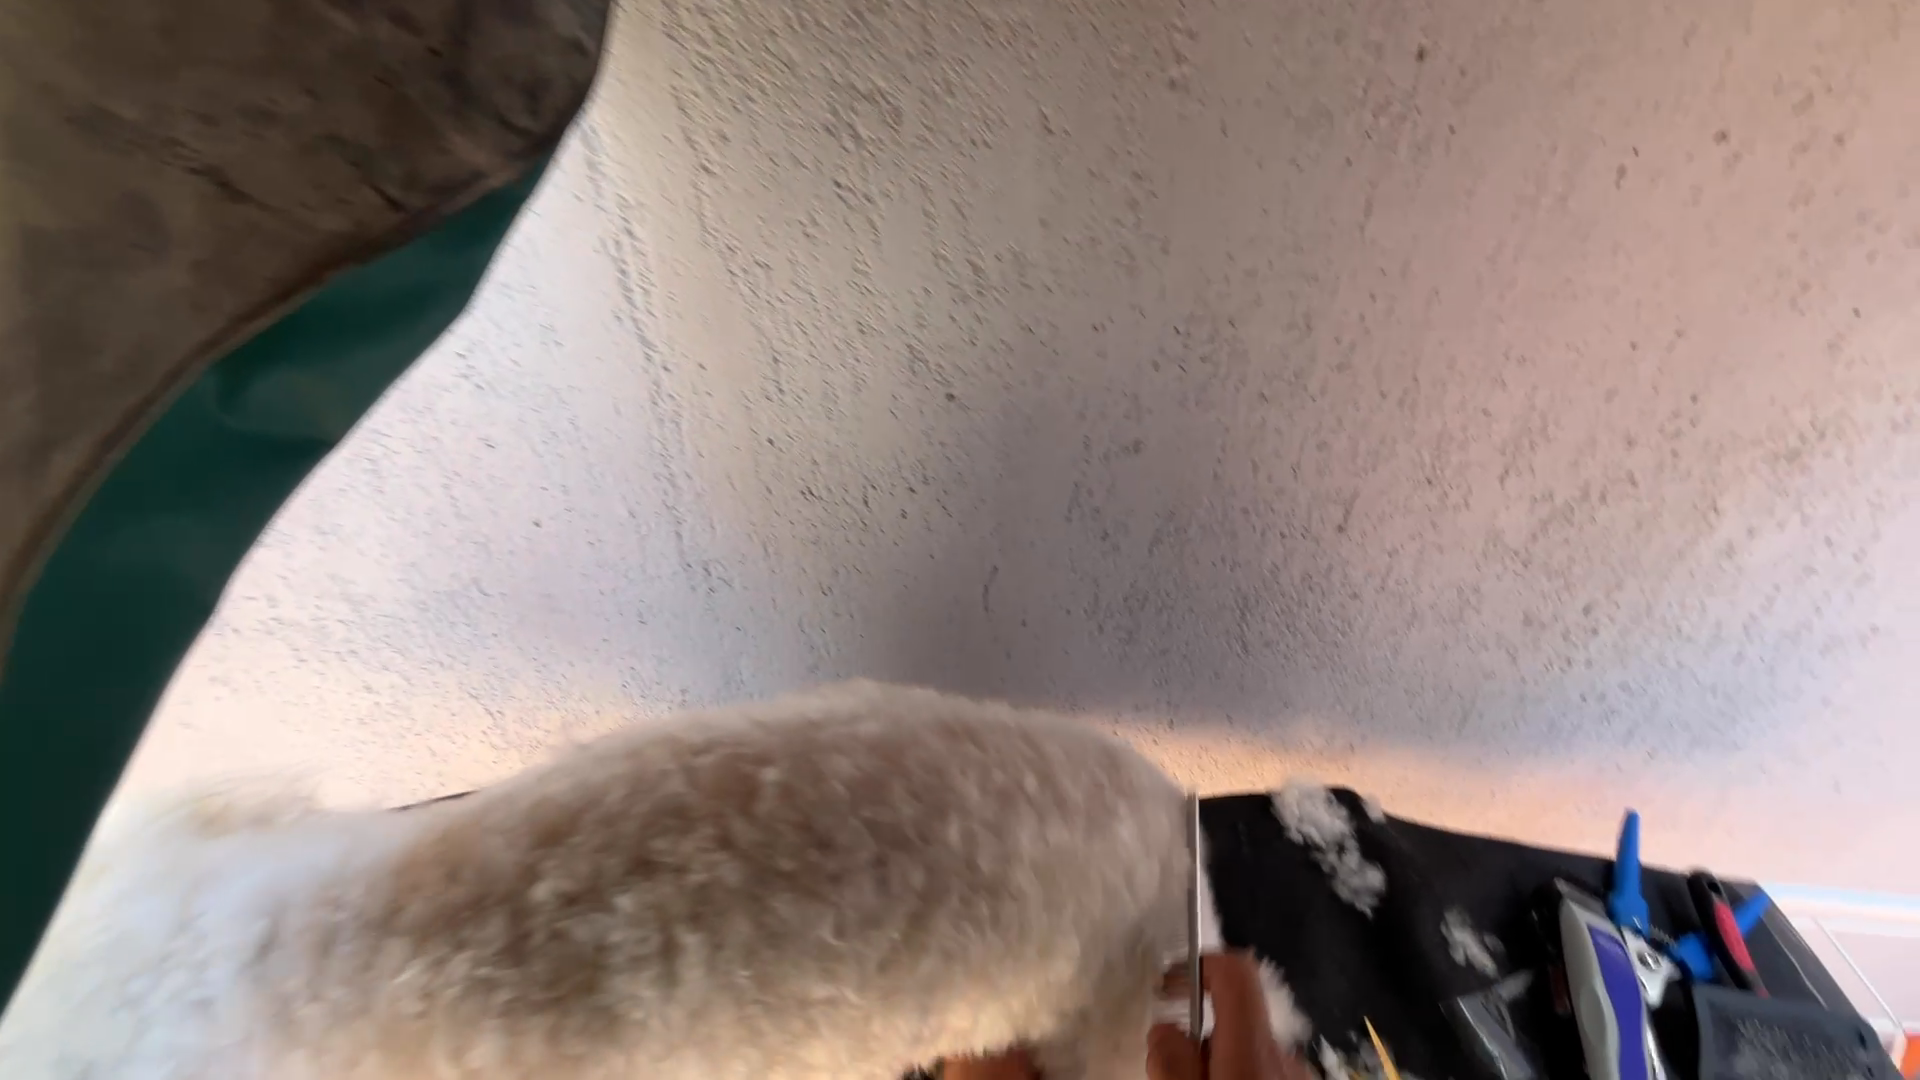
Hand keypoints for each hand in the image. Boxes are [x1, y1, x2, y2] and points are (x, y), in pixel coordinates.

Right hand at [1147, 953, 1311, 1079]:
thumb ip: (1171, 1061)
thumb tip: (1163, 1028)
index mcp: (1254, 1048)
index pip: (1236, 970)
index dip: (1200, 961)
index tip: (1169, 983)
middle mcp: (1284, 1053)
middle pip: (1236, 1011)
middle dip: (1199, 1025)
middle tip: (1174, 1058)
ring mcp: (1298, 1073)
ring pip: (1248, 1044)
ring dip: (1218, 1055)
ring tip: (1196, 1078)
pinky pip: (1265, 1067)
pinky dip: (1240, 1071)